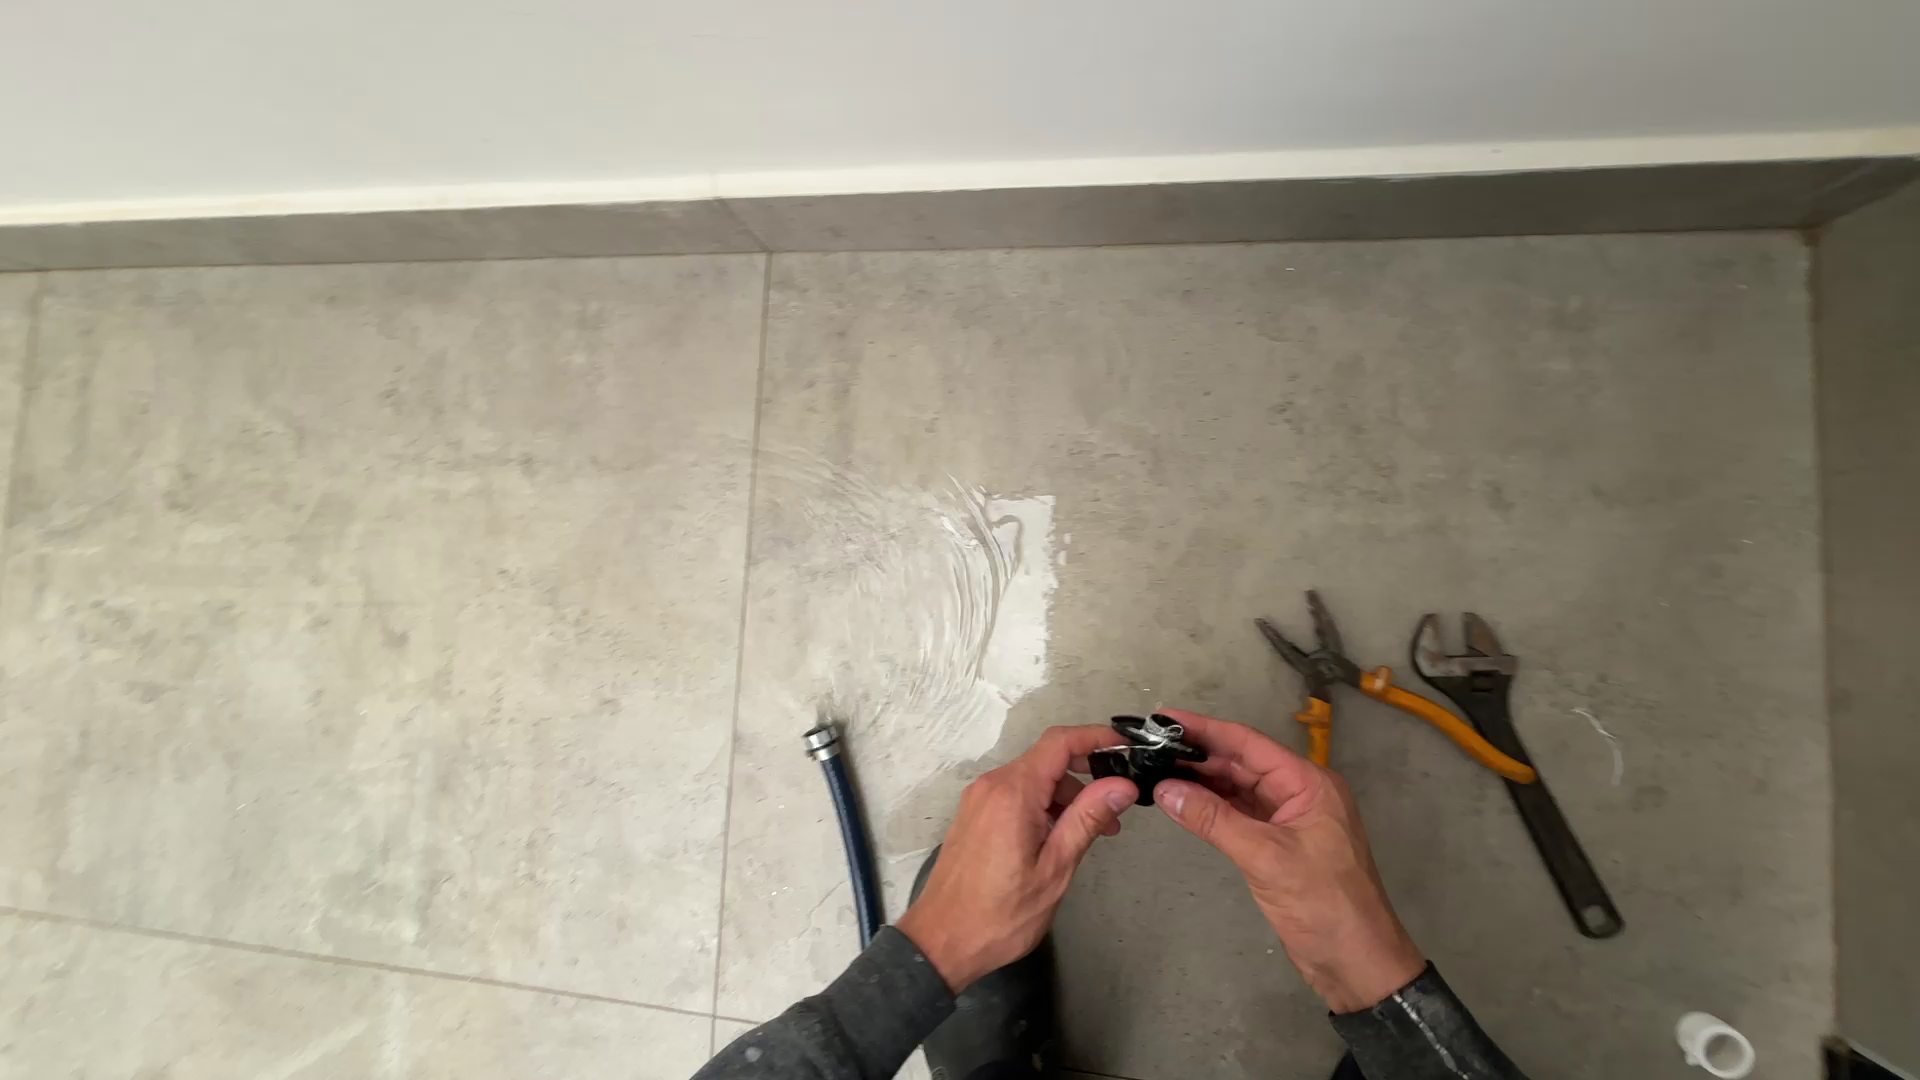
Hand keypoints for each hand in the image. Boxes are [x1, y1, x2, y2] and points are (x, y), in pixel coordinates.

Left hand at [896, 726, 1137, 992]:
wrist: (941, 941)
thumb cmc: (1002, 913)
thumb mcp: (1055, 868)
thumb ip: (1087, 819)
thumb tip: (1123, 786)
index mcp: (1013, 792)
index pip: (1060, 742)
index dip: (1096, 737)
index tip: (1126, 746)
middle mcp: (993, 784)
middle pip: (1047, 759)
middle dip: (1086, 774)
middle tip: (1117, 804)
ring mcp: (980, 797)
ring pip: (1033, 778)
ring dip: (1066, 795)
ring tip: (1094, 832)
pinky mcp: (975, 813)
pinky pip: (1016, 794)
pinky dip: (1043, 804)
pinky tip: (1060, 836)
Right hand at [1151, 708, 1424, 1013]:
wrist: (1360, 968)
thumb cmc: (1324, 905)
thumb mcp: (1266, 857)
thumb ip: (1213, 819)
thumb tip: (1165, 789)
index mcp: (1308, 783)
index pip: (1247, 743)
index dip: (1204, 728)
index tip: (1163, 718)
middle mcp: (1297, 791)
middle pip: (1239, 761)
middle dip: (1196, 754)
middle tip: (1149, 745)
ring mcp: (1287, 817)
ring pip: (1236, 785)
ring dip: (1200, 779)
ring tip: (1155, 766)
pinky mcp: (1276, 840)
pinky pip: (1237, 810)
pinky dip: (1210, 805)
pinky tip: (1180, 799)